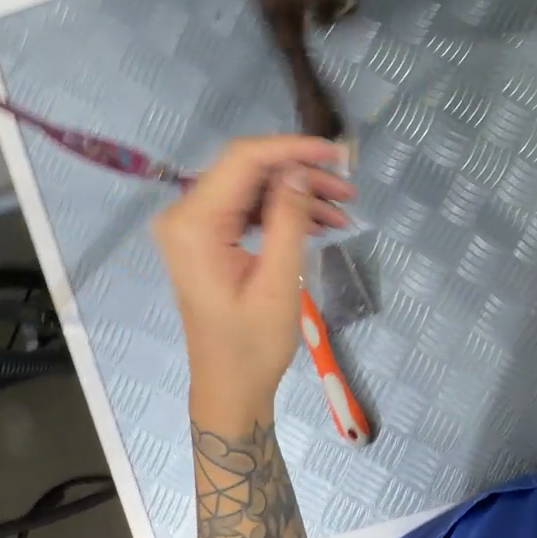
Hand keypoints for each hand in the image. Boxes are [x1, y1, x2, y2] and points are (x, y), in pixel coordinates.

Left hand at [155, 135, 357, 428]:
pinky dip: (283, 214)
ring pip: (252, 190)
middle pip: (248, 171)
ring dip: (297, 196)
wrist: (230, 388)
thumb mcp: (278, 284)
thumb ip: (287, 221)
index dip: (292, 149)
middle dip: (300, 174)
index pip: (244, 161)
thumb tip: (300, 171)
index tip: (337, 153)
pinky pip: (248, 212)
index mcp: (195, 223)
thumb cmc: (253, 346)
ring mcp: (195, 229)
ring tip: (343, 211)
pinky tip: (320, 225)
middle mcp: (186, 216)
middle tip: (349, 190)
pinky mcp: (208, 242)